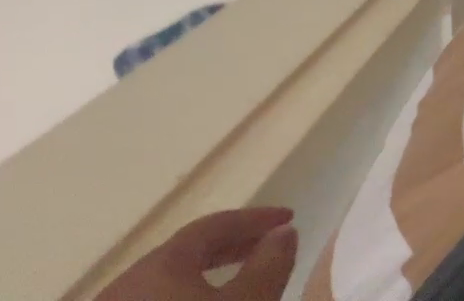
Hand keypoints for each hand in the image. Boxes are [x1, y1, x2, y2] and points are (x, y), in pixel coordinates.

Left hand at [95, 207, 297, 300]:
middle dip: (229, 243)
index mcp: (160, 264)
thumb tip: (283, 231)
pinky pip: (149, 298)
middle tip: (267, 242)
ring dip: (204, 270)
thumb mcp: (248, 300)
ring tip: (236, 277)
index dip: (255, 217)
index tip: (289, 217)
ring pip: (162, 279)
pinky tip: (200, 298)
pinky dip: (180, 292)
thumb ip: (270, 262)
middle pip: (184, 251)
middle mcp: (126, 281)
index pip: (212, 225)